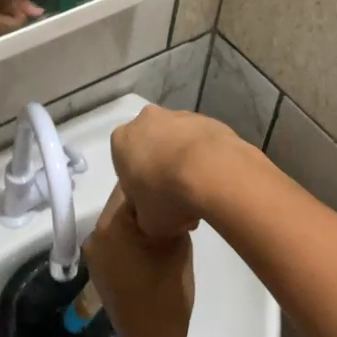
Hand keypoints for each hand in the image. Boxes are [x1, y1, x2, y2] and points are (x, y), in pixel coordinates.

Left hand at [86, 187, 192, 336]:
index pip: (132, 183)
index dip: (155, 181)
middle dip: (146, 200)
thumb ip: (168, 212)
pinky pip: (115, 236)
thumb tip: (167, 197)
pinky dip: (131, 235)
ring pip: (119, 218)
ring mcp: (93, 249)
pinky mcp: (97, 264)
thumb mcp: (177, 242)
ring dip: (139, 217)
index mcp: (113, 221)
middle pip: (123, 200)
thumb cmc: (168, 290)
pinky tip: (150, 246)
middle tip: (173, 207)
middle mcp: (96, 230)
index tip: (174, 188)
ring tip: (163, 227)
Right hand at [109, 106, 245, 238]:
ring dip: (183, 158)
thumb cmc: (167, 196)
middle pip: (150, 144)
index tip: (152, 199)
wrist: (211, 172)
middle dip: (160, 165)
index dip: (138, 183)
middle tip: (175, 194)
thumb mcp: (147, 222)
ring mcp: (178, 115)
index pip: (124, 162)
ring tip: (199, 188)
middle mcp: (146, 120)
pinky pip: (200, 139)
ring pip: (176, 139)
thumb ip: (144, 213)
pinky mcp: (206, 118)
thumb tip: (154, 213)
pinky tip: (213, 176)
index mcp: (122, 140)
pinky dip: (204, 154)